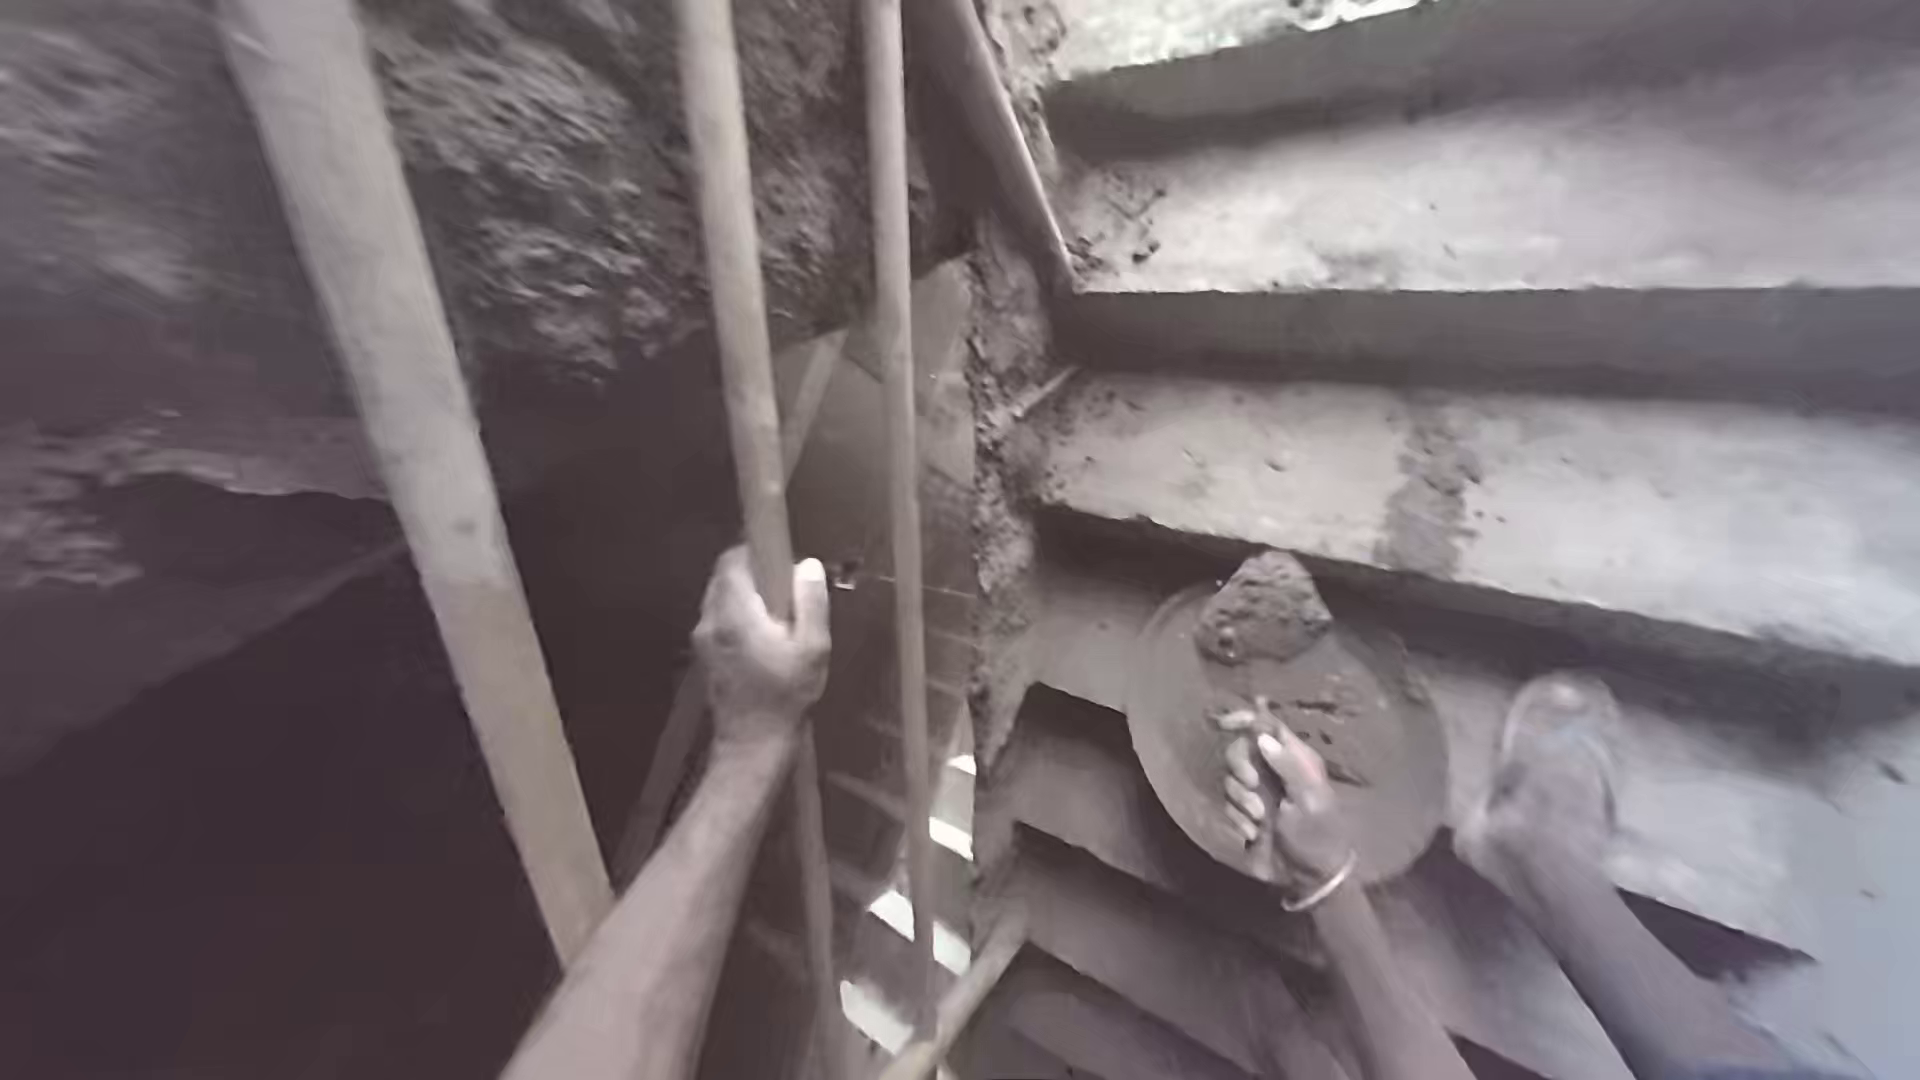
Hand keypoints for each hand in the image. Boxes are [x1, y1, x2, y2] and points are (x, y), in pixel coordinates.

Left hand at [693, 546, 830, 747]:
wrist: (752, 746)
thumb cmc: (786, 695)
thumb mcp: (812, 648)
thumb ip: (810, 602)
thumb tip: (806, 565)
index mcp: (735, 615)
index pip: (732, 561)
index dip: (755, 551)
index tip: (780, 559)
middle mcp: (710, 621)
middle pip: (724, 576)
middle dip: (753, 572)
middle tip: (785, 588)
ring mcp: (702, 639)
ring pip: (719, 596)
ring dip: (745, 593)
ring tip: (777, 613)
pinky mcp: (704, 654)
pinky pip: (718, 617)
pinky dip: (738, 612)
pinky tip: (763, 635)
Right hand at [1217, 697, 1352, 885]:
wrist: (1311, 878)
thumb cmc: (1318, 836)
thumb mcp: (1310, 800)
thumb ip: (1289, 765)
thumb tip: (1262, 738)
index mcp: (1296, 760)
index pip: (1267, 725)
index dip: (1245, 719)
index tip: (1225, 724)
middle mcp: (1274, 769)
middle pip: (1241, 748)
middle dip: (1240, 766)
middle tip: (1251, 784)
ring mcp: (1258, 790)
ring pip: (1230, 776)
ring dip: (1240, 797)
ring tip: (1258, 818)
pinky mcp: (1245, 809)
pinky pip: (1228, 801)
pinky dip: (1237, 815)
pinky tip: (1252, 830)